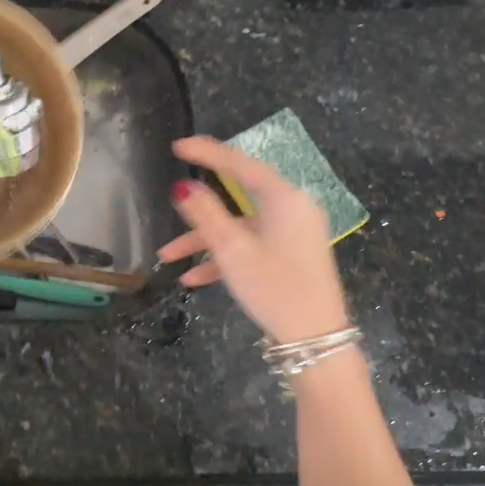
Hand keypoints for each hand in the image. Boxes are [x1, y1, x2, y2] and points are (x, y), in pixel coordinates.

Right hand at [157, 135, 349, 343]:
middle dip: (200, 207)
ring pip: (240, 225)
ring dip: (205, 239)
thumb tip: (183, 186)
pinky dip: (225, 256)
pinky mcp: (291, 253)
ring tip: (168, 255)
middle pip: (238, 195)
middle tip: (173, 193)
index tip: (178, 146)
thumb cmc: (275, 288)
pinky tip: (194, 278)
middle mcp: (292, 208)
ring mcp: (293, 232)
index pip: (239, 163)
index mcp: (283, 198)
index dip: (207, 152)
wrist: (316, 339)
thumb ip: (205, 214)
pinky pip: (252, 244)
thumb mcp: (232, 251)